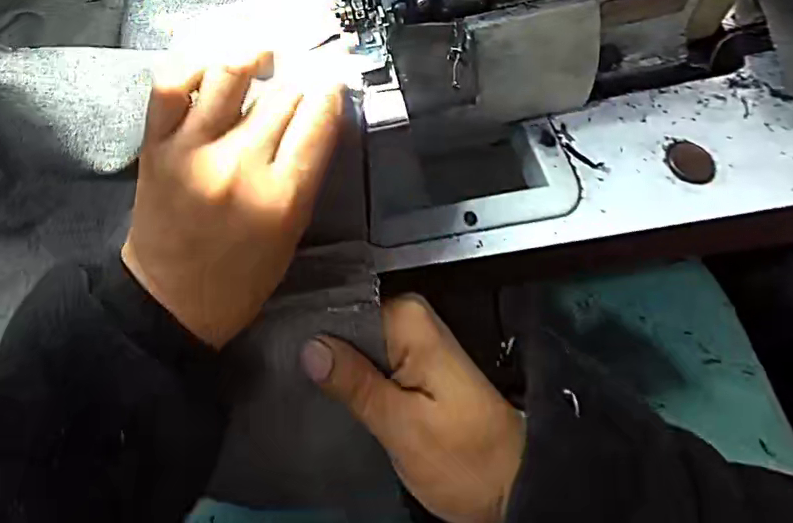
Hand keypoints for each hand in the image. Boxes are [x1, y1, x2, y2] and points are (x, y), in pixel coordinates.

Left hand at [121, 52, 346, 348]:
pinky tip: (213, 72)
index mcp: (281, 196)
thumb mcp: (295, 226)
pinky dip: (194, 69)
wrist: (169, 301)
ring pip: (230, 75)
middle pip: (281, 96)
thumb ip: (309, 166)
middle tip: (299, 83)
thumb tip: (322, 107)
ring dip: (253, 59)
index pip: (318, 118)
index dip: (331, 92)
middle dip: (298, 85)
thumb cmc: (244, 272)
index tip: (333, 83)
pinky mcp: (156, 147)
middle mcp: (238, 167)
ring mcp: (192, 152)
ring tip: (261, 60)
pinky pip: (172, 87)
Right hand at [303, 294, 524, 522]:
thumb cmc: (464, 455)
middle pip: (350, 325)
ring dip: (335, 368)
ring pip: (357, 345)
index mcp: (409, 318)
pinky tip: (331, 395)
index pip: (346, 309)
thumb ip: (355, 383)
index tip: (283, 352)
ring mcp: (413, 340)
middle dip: (323, 352)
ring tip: (302, 386)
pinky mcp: (412, 363)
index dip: (315, 333)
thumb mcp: (402, 425)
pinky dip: (352, 379)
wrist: (509, 483)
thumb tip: (310, 347)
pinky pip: (370, 360)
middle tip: (288, 375)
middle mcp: (412, 318)